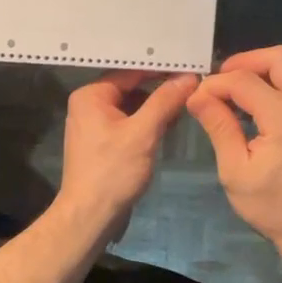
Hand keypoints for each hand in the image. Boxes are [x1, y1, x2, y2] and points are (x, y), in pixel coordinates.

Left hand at [54, 71, 198, 237]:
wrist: (90, 215)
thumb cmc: (113, 171)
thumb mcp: (143, 133)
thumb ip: (165, 101)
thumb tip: (189, 76)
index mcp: (91, 96)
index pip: (131, 71)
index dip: (161, 69)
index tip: (190, 67)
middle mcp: (88, 106)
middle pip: (131, 89)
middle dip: (160, 91)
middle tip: (193, 88)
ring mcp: (93, 126)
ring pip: (131, 108)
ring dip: (156, 109)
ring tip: (185, 107)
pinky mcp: (101, 145)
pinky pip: (128, 125)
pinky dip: (147, 125)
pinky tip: (168, 127)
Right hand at [187, 45, 281, 246]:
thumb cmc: (270, 206)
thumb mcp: (235, 170)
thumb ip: (219, 127)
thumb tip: (197, 96)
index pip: (245, 81)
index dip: (216, 84)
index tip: (196, 97)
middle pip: (280, 58)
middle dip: (245, 62)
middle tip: (220, 80)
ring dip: (260, 73)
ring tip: (232, 94)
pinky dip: (273, 87)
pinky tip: (252, 109)